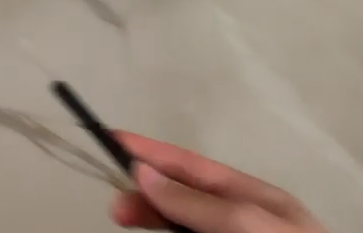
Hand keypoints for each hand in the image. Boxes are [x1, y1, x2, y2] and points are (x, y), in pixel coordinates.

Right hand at [111, 132, 328, 232]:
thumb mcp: (254, 227)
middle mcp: (244, 222)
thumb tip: (141, 170)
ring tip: (131, 226)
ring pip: (182, 227)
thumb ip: (200, 202)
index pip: (190, 165)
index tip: (107, 139)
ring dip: (155, 221)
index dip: (149, 150)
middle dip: (145, 196)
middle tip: (116, 211)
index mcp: (255, 200)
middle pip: (181, 198)